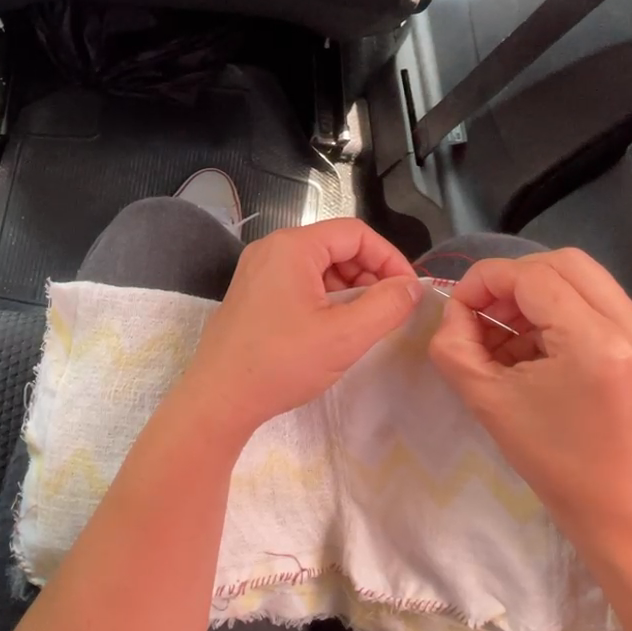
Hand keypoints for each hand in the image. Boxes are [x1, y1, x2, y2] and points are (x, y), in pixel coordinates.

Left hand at [174, 218, 422, 439]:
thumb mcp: (344, 336)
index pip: (355, 233)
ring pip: (318, 265)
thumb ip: (386, 306)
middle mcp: (271, 248)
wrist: (219, 397)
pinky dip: (324, 297)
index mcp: (292, 246)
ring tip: (365, 322)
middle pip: (335, 245)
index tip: (408, 292)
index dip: (389, 258)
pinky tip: (335, 327)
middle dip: (369, 273)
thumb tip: (412, 287)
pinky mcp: (253, 293)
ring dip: (349, 287)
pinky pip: (299, 281)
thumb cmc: (281, 362)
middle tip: (389, 310)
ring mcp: (258, 270)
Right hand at [427, 249, 631, 553]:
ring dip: (537, 291)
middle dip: (513, 277)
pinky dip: (562, 309)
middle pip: (564, 262)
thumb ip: (454, 342)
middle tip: (487, 310)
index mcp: (596, 344)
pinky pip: (601, 302)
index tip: (460, 307)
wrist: (623, 519)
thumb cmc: (552, 463)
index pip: (531, 275)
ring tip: (510, 328)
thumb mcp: (484, 399)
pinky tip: (539, 345)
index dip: (485, 280)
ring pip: (585, 277)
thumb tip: (457, 308)